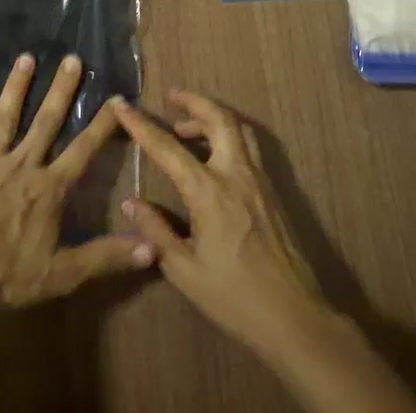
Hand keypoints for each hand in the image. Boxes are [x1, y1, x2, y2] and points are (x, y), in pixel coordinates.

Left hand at [0, 54, 155, 318]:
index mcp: (49, 188)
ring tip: (26, 57)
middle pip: (46, 121)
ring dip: (16, 86)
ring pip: (5, 117)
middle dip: (61, 89)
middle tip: (72, 58)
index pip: (83, 149)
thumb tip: (153, 248)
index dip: (102, 125)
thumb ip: (107, 256)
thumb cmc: (7, 276)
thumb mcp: (63, 273)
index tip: (117, 98)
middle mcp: (21, 165)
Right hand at [112, 91, 328, 353]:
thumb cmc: (235, 297)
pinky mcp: (274, 193)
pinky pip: (250, 148)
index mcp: (209, 193)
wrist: (295, 317)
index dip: (140, 124)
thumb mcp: (184, 270)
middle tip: (171, 97)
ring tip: (189, 126)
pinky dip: (230, 136)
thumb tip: (131, 202)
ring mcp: (260, 181)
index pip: (167, 147)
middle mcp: (236, 175)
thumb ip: (156, 231)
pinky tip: (215, 156)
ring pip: (240, 129)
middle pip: (219, 119)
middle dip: (193, 101)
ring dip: (213, 117)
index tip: (120, 104)